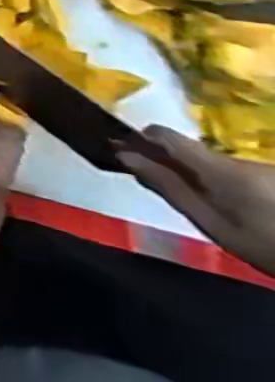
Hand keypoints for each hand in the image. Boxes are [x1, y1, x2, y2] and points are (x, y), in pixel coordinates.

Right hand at [120, 126, 274, 276]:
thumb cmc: (272, 251)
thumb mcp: (214, 226)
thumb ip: (169, 188)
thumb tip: (125, 156)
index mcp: (222, 170)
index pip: (164, 135)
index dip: (142, 140)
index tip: (128, 154)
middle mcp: (245, 161)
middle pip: (194, 153)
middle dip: (176, 166)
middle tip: (172, 192)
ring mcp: (269, 169)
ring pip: (219, 164)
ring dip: (206, 178)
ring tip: (216, 208)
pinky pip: (243, 173)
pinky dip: (232, 186)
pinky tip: (247, 211)